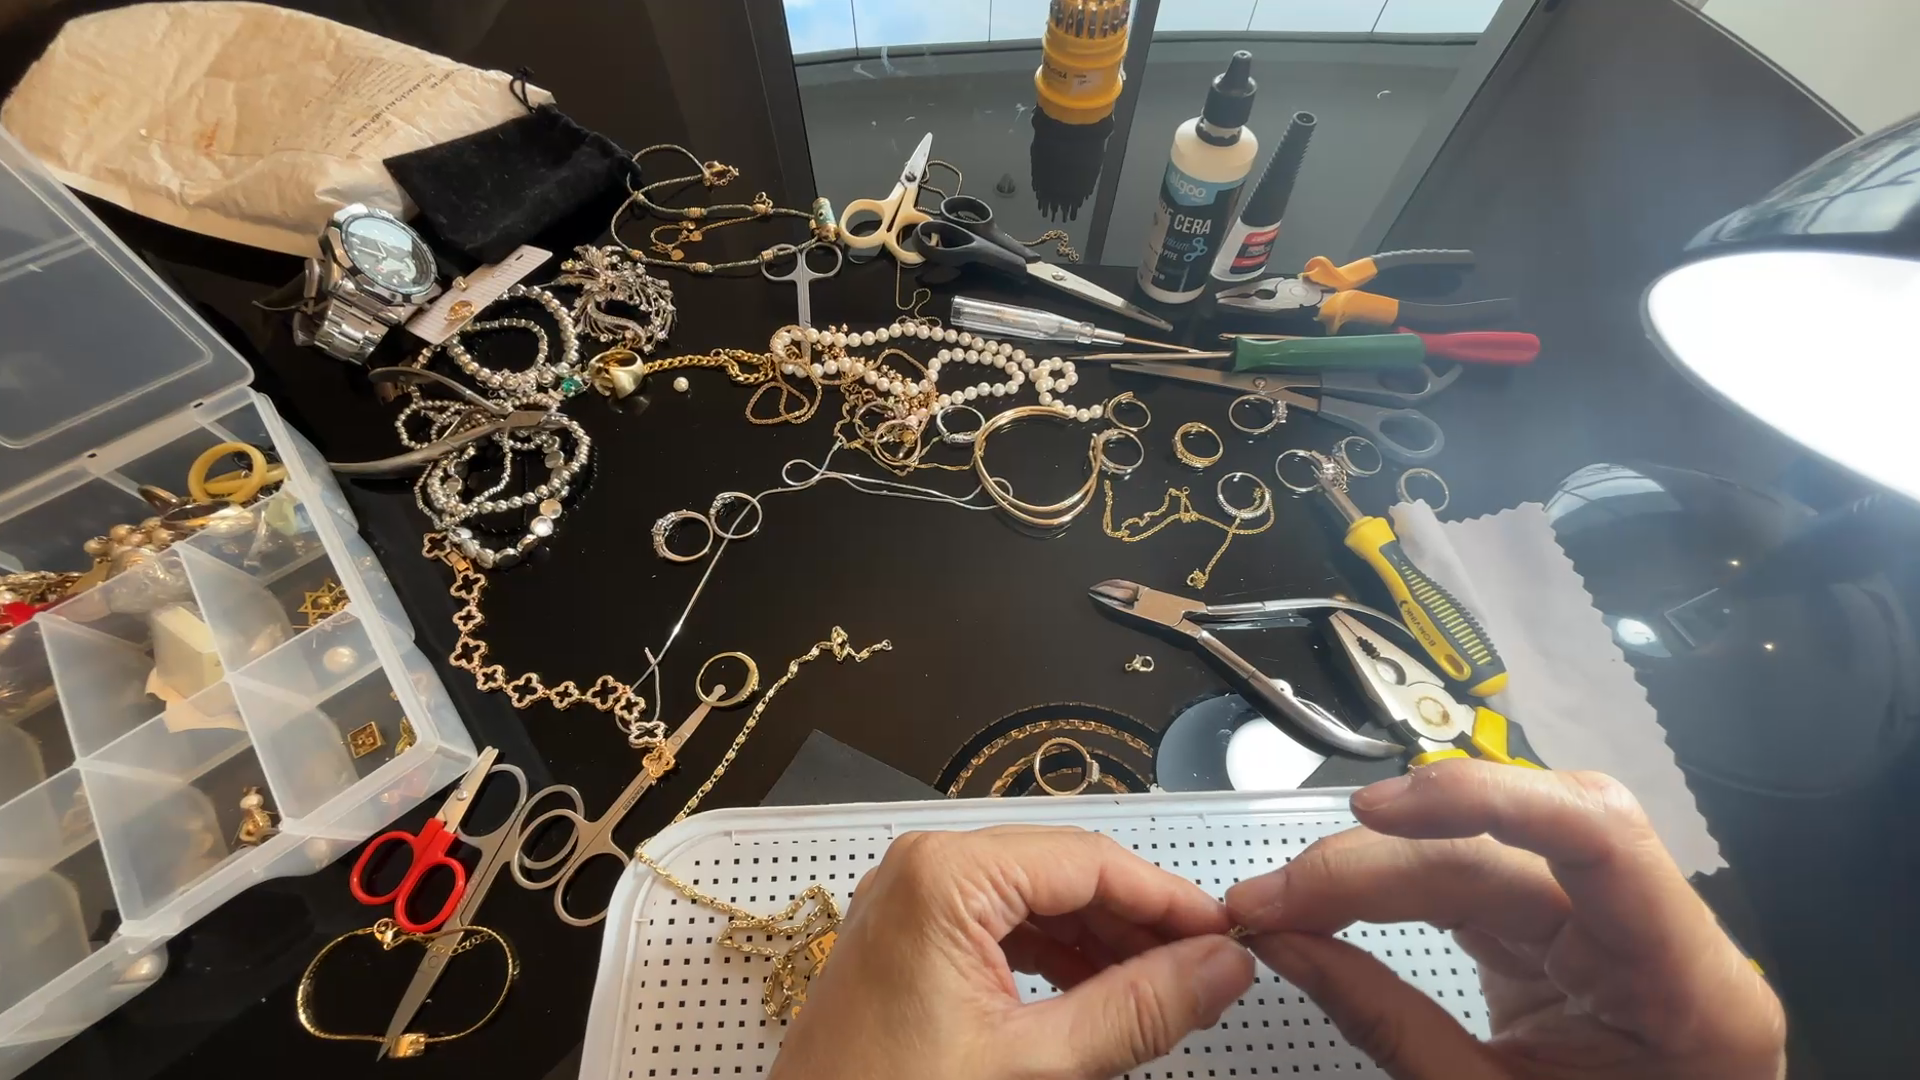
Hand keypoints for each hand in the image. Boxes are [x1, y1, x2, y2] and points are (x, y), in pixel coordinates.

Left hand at [770, 825, 1254, 1079]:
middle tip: (1204, 967)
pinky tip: (1096, 988)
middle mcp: (926, 861)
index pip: (1086, 859)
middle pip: (1060, 870)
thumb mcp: (1033, 1064)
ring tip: (1161, 985)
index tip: (1227, 933)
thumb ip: (1137, 1008)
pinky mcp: (911, 925)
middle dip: (1134, 919)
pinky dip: (1052, 950)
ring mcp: (913, 891)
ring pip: (1033, 893)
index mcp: (946, 872)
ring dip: (1098, 937)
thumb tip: (1221, 965)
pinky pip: (999, 918)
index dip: (1165, 896)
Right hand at [1225, 760, 1784, 1079]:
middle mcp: (1643, 929)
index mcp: (1682, 986)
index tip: (1366, 810)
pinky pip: (1451, 878)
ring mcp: (1589, 920)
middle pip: (1485, 853)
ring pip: (1457, 854)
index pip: (1596, 834)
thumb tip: (1278, 941)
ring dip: (1358, 872)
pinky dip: (1380, 886)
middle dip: (1363, 870)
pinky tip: (1331, 899)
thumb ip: (1388, 1025)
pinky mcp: (1543, 923)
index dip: (1478, 796)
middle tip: (1267, 903)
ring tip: (1281, 899)